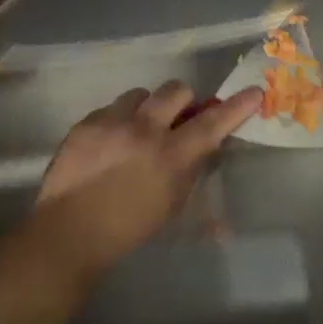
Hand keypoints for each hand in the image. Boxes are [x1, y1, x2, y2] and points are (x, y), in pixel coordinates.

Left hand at [33, 82, 261, 273]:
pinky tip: (110, 144)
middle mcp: (143, 129)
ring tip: (138, 130)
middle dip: (184, 101)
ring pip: (141, 94)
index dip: (237, 106)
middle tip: (179, 119)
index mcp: (170, 155)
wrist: (69, 233)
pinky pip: (111, 108)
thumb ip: (191, 169)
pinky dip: (119, 120)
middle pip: (176, 90)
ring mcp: (111, 122)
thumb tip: (206, 146)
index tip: (253, 92)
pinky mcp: (85, 122)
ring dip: (148, 108)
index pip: (212, 122)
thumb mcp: (172, 204)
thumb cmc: (128, 229)